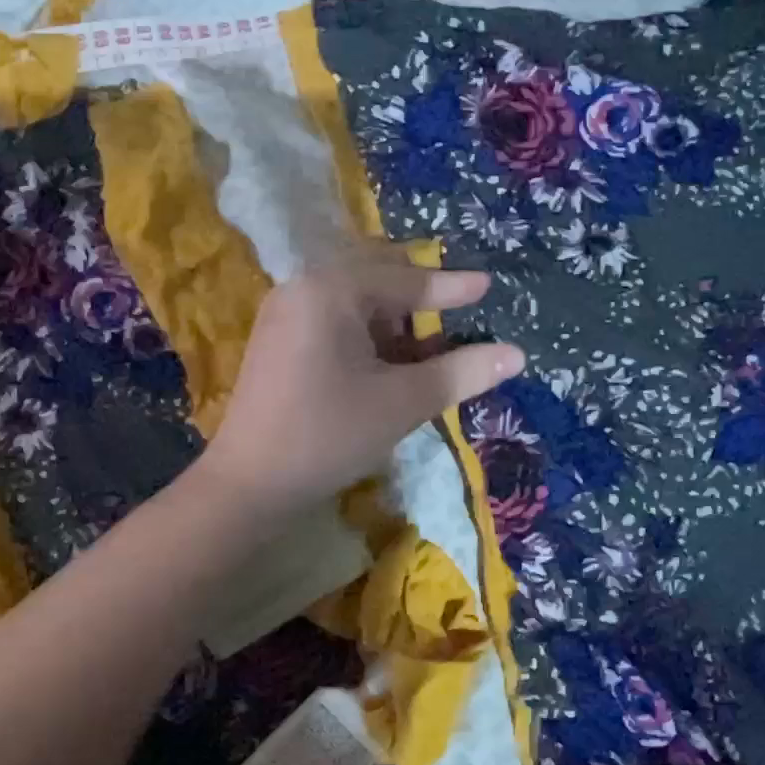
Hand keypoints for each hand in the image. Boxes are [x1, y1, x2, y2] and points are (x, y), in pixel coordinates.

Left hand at [194, 261, 523, 515]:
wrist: (249, 483)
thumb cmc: (327, 436)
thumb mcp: (401, 404)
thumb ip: (459, 373)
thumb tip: (516, 354)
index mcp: (330, 289)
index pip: (404, 280)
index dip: (450, 288)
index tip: (487, 286)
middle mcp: (301, 289)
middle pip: (375, 281)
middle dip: (418, 301)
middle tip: (457, 317)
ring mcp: (282, 316)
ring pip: (352, 305)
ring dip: (391, 324)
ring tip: (427, 353)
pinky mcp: (274, 344)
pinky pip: (330, 324)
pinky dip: (363, 338)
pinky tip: (386, 367)